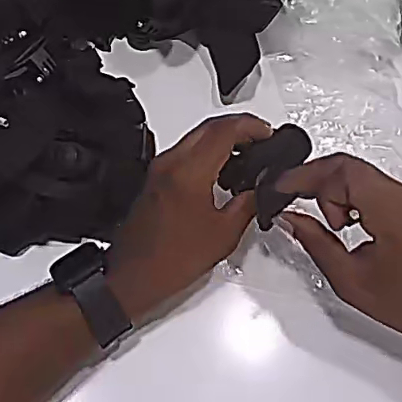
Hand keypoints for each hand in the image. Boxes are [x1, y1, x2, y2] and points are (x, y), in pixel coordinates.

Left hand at [105, 113, 272, 323]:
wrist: (135, 275)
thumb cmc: (170, 260)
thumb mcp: (224, 234)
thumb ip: (247, 204)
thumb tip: (261, 189)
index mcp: (188, 172)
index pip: (223, 131)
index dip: (250, 126)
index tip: (267, 132)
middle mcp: (169, 164)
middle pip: (208, 127)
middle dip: (238, 127)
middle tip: (260, 138)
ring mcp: (159, 169)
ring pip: (195, 137)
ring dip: (221, 138)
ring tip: (246, 153)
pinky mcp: (155, 178)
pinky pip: (184, 152)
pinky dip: (206, 151)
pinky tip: (221, 169)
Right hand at [274, 154, 401, 367]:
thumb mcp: (350, 281)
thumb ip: (314, 243)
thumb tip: (289, 218)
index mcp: (391, 213)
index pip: (340, 172)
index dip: (304, 175)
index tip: (281, 187)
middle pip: (346, 166)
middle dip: (313, 178)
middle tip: (289, 196)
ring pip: (355, 172)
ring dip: (329, 188)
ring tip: (320, 218)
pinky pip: (366, 184)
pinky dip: (344, 193)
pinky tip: (338, 217)